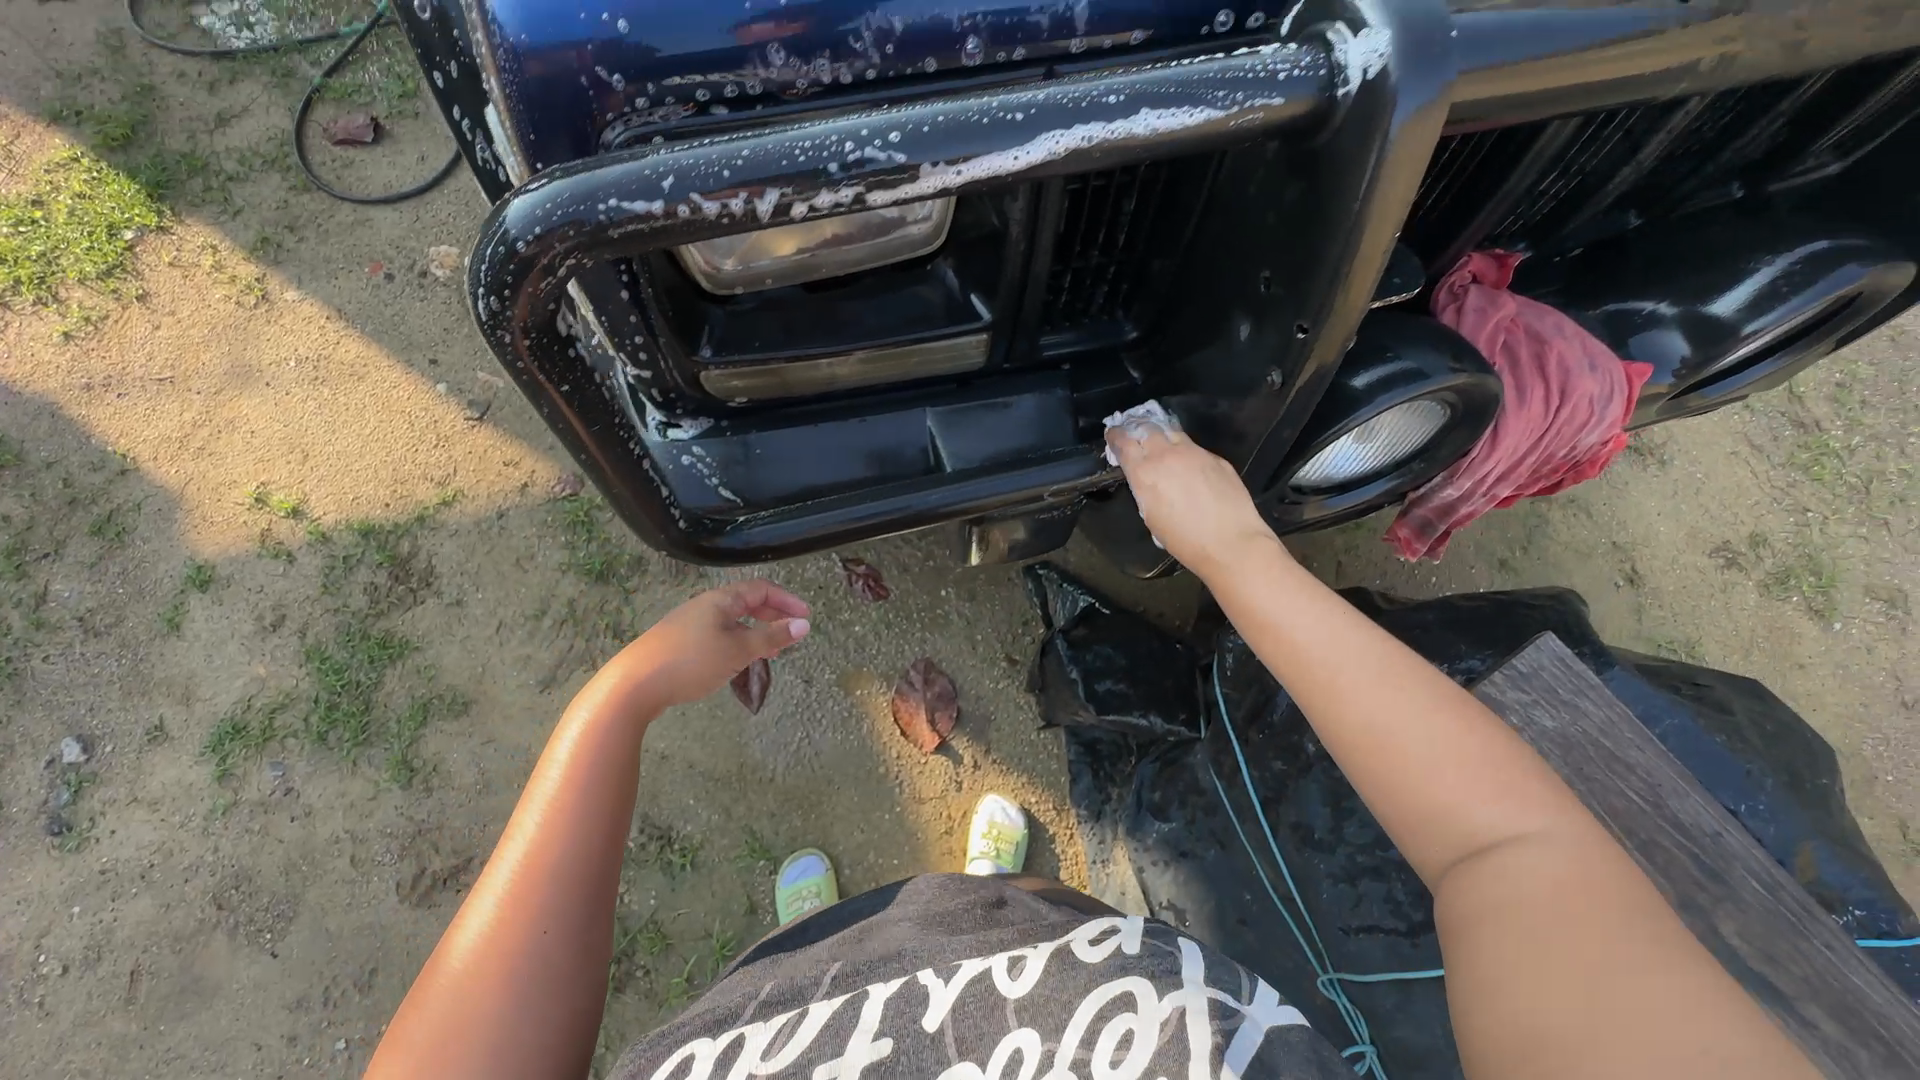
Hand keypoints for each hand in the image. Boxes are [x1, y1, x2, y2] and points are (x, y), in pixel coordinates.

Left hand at [620, 580, 810, 706]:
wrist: (634, 684)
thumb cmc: (691, 661)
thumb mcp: (738, 650)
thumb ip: (772, 637)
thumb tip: (803, 625)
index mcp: (720, 600)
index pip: (761, 589)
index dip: (787, 601)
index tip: (806, 618)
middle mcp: (706, 606)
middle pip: (747, 603)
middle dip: (773, 615)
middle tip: (792, 633)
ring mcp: (691, 625)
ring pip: (733, 622)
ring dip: (756, 632)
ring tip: (771, 652)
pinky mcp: (681, 644)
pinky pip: (719, 636)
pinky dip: (738, 643)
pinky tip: (739, 663)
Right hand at [1104, 420, 1285, 578]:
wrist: (1230, 542)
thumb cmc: (1184, 540)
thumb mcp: (1150, 516)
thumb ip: (1144, 489)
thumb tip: (1145, 478)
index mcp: (1145, 472)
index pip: (1124, 442)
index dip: (1115, 436)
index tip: (1113, 435)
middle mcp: (1167, 455)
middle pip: (1147, 428)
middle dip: (1137, 429)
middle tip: (1134, 433)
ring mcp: (1195, 453)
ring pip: (1172, 433)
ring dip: (1161, 435)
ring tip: (1159, 443)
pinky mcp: (1216, 458)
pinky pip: (1194, 448)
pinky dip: (1184, 451)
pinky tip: (1188, 465)